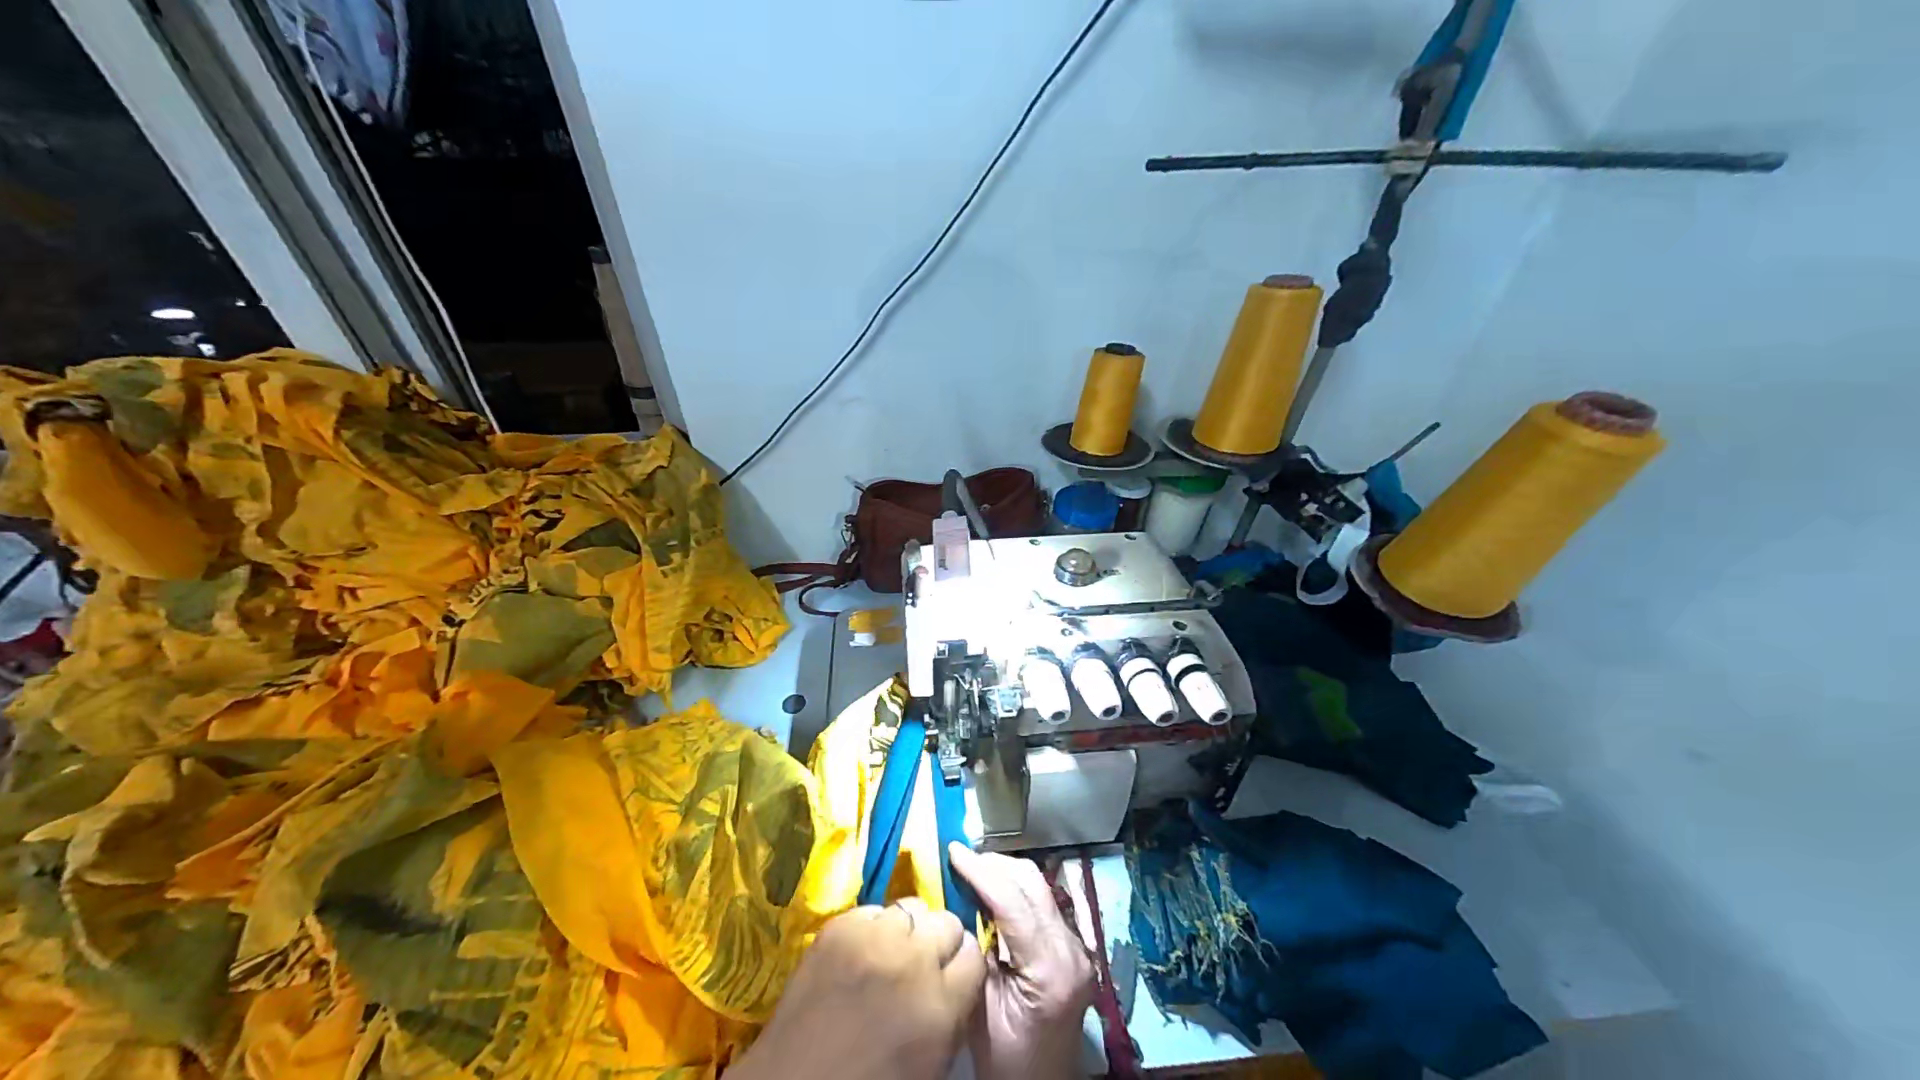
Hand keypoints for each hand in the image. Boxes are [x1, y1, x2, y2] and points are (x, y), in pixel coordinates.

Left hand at [729, 898, 984, 1079]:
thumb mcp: (933, 1057)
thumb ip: (953, 1010)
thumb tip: (958, 975)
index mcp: (943, 1003)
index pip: (974, 954)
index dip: (962, 964)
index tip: (951, 971)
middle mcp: (914, 960)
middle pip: (946, 922)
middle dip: (938, 941)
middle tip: (921, 961)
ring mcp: (874, 939)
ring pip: (909, 909)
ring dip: (904, 930)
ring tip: (889, 952)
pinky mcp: (839, 927)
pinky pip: (871, 911)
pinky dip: (870, 928)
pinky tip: (860, 952)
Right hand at [950, 843, 1096, 1079]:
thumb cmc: (1007, 1059)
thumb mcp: (979, 1009)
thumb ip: (972, 953)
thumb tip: (955, 904)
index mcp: (1050, 969)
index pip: (1014, 901)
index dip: (980, 871)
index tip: (953, 850)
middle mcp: (1072, 949)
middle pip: (1033, 883)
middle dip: (993, 864)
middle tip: (959, 860)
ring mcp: (1077, 947)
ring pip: (1040, 887)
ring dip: (1005, 873)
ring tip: (971, 871)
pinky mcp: (1073, 947)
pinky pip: (1043, 903)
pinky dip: (1016, 890)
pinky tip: (991, 893)